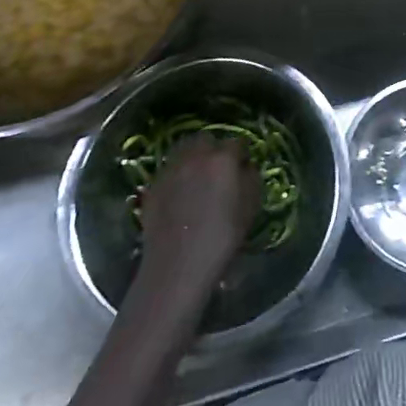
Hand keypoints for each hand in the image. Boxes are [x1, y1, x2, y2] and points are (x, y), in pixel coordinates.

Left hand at [140, 133, 259, 292]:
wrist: (177, 264)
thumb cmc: (221, 239)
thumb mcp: (250, 209)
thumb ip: (251, 179)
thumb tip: (246, 167)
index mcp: (223, 159)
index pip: (237, 142)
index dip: (241, 154)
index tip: (243, 166)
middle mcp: (196, 155)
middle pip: (207, 140)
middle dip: (215, 150)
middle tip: (219, 169)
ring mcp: (171, 167)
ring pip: (184, 149)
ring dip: (194, 157)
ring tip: (198, 177)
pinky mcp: (154, 182)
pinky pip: (170, 168)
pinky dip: (177, 174)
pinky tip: (180, 193)